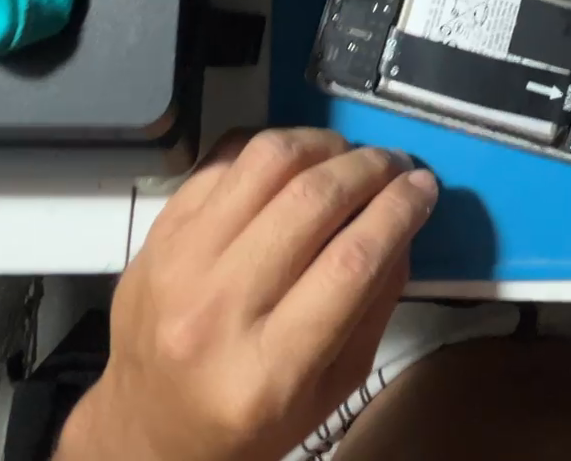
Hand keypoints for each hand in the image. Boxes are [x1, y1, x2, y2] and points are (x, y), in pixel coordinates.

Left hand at [57, 129, 438, 460]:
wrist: (146, 426)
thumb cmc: (251, 419)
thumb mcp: (334, 386)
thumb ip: (375, 302)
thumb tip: (402, 220)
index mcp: (267, 370)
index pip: (351, 263)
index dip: (399, 211)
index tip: (424, 186)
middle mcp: (216, 308)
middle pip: (311, 201)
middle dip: (370, 168)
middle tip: (395, 164)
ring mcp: (178, 259)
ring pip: (267, 160)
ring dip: (323, 144)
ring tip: (346, 155)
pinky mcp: (159, 228)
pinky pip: (226, 157)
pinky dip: (275, 149)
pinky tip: (297, 164)